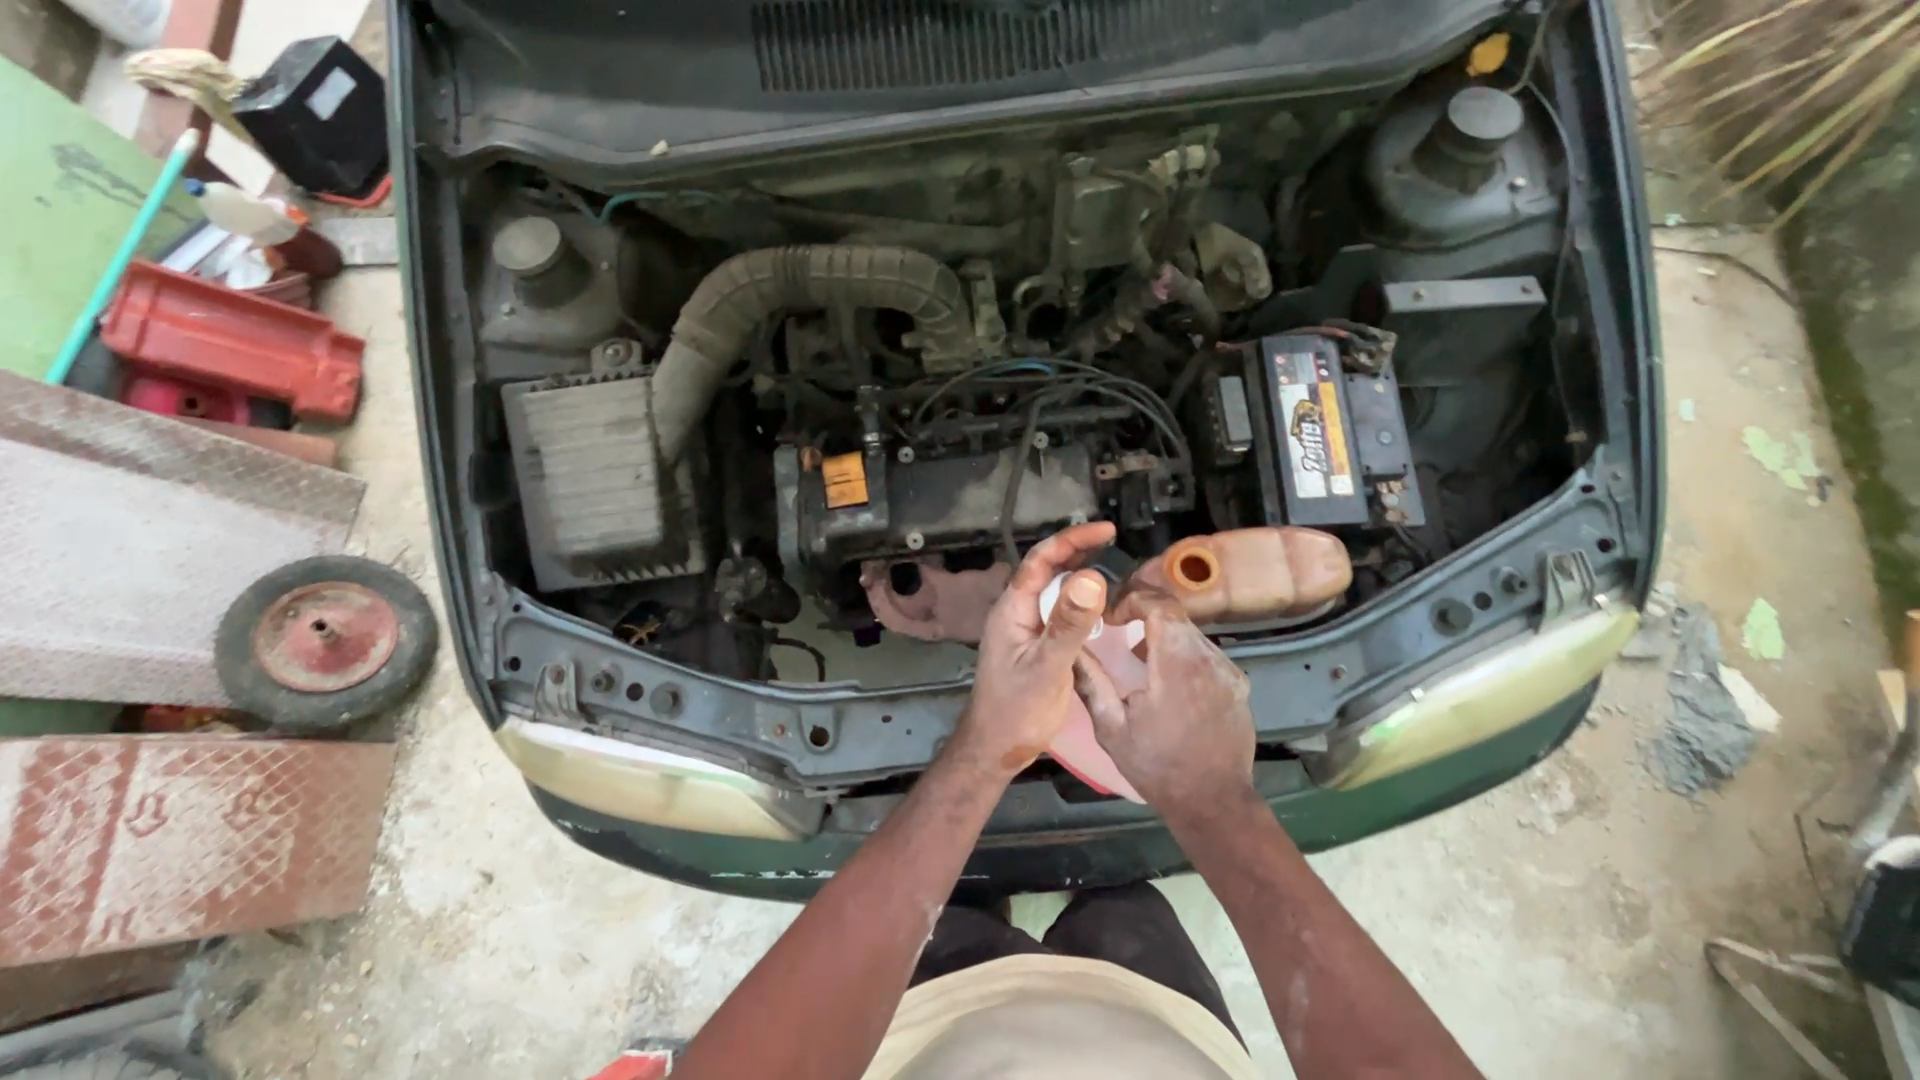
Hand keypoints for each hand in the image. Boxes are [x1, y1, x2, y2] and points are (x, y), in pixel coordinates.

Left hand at [951, 522, 1116, 778]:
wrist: (996, 748)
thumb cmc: (1016, 711)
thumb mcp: (1047, 666)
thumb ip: (1068, 624)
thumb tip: (1092, 577)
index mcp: (1012, 609)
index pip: (1041, 560)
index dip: (1072, 540)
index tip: (1107, 530)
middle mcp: (1016, 612)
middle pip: (1047, 570)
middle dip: (1078, 552)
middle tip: (1113, 543)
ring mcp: (1025, 629)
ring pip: (1054, 592)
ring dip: (1080, 577)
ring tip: (1114, 570)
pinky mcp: (1035, 646)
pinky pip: (1059, 613)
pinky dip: (1081, 604)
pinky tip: (1101, 610)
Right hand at [1074, 587, 1254, 815]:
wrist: (1213, 802)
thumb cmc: (1157, 766)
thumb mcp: (1111, 728)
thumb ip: (1092, 681)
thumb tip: (1073, 649)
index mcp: (1177, 664)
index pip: (1160, 605)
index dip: (1133, 600)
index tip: (1112, 618)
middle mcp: (1209, 659)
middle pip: (1177, 616)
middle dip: (1145, 615)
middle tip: (1120, 629)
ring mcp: (1229, 672)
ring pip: (1192, 634)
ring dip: (1165, 636)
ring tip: (1140, 658)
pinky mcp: (1239, 685)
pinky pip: (1207, 655)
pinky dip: (1183, 655)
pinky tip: (1167, 681)